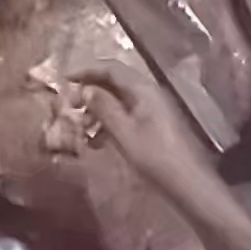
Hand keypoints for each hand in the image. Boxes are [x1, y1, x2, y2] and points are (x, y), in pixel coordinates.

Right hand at [70, 62, 216, 193]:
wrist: (186, 181)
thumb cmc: (154, 155)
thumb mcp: (123, 131)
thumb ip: (103, 107)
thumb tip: (84, 89)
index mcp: (142, 89)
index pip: (111, 68)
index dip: (86, 70)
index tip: (64, 78)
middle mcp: (148, 91)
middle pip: (114, 80)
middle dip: (90, 88)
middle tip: (69, 101)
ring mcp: (151, 106)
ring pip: (118, 96)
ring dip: (97, 106)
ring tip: (81, 123)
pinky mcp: (151, 122)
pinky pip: (124, 111)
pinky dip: (107, 119)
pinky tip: (96, 138)